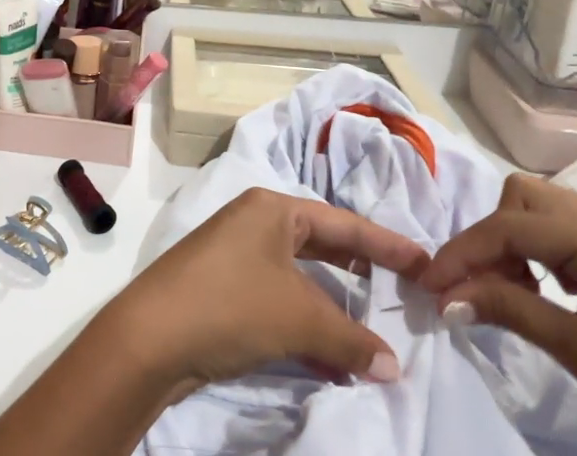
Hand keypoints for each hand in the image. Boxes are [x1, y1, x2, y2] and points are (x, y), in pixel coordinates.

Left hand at [98, 188, 429, 394]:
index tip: (426, 265)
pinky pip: (280, 306)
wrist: (150, 338)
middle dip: (361, 277)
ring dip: (335, 314)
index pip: (344, 223)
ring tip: (375, 341)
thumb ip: (352, 340)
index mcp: (272, 209)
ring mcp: (235, 259)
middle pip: (322, 247)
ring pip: (301, 282)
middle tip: (405, 296)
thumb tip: (392, 366)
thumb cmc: (230, 305)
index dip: (388, 246)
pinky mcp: (224, 294)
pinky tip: (334, 363)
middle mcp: (253, 225)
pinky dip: (307, 331)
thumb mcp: (299, 318)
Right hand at [419, 176, 576, 455]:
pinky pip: (575, 239)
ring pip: (550, 214)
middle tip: (472, 289)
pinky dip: (544, 257)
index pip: (511, 225)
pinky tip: (542, 296)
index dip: (461, 253)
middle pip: (528, 198)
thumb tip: (444, 296)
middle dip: (489, 237)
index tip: (426, 288)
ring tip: (501, 296)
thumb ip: (510, 311)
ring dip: (514, 245)